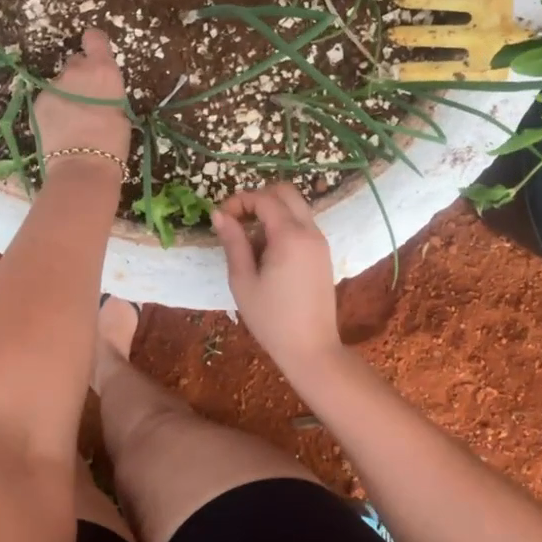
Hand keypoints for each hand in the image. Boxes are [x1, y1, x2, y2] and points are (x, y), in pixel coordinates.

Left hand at [35, 28, 132, 171]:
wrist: (82, 165)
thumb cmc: (113, 141)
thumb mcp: (120, 110)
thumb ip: (107, 92)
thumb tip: (99, 93)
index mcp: (103, 69)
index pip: (95, 38)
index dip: (94, 44)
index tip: (94, 53)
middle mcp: (76, 70)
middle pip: (75, 62)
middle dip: (80, 76)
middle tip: (86, 99)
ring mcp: (54, 86)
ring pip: (60, 83)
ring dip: (66, 94)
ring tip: (72, 120)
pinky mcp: (38, 102)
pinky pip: (48, 99)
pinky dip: (53, 109)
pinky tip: (60, 129)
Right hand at [213, 182, 340, 371]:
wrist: (311, 349)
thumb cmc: (271, 318)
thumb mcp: (242, 280)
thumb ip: (232, 242)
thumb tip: (219, 214)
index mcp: (290, 236)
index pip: (264, 198)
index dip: (238, 201)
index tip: (220, 218)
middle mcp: (310, 232)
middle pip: (285, 192)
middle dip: (258, 198)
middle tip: (236, 219)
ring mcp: (320, 242)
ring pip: (295, 207)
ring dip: (270, 212)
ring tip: (248, 241)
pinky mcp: (322, 254)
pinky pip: (302, 225)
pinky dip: (282, 225)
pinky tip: (266, 253)